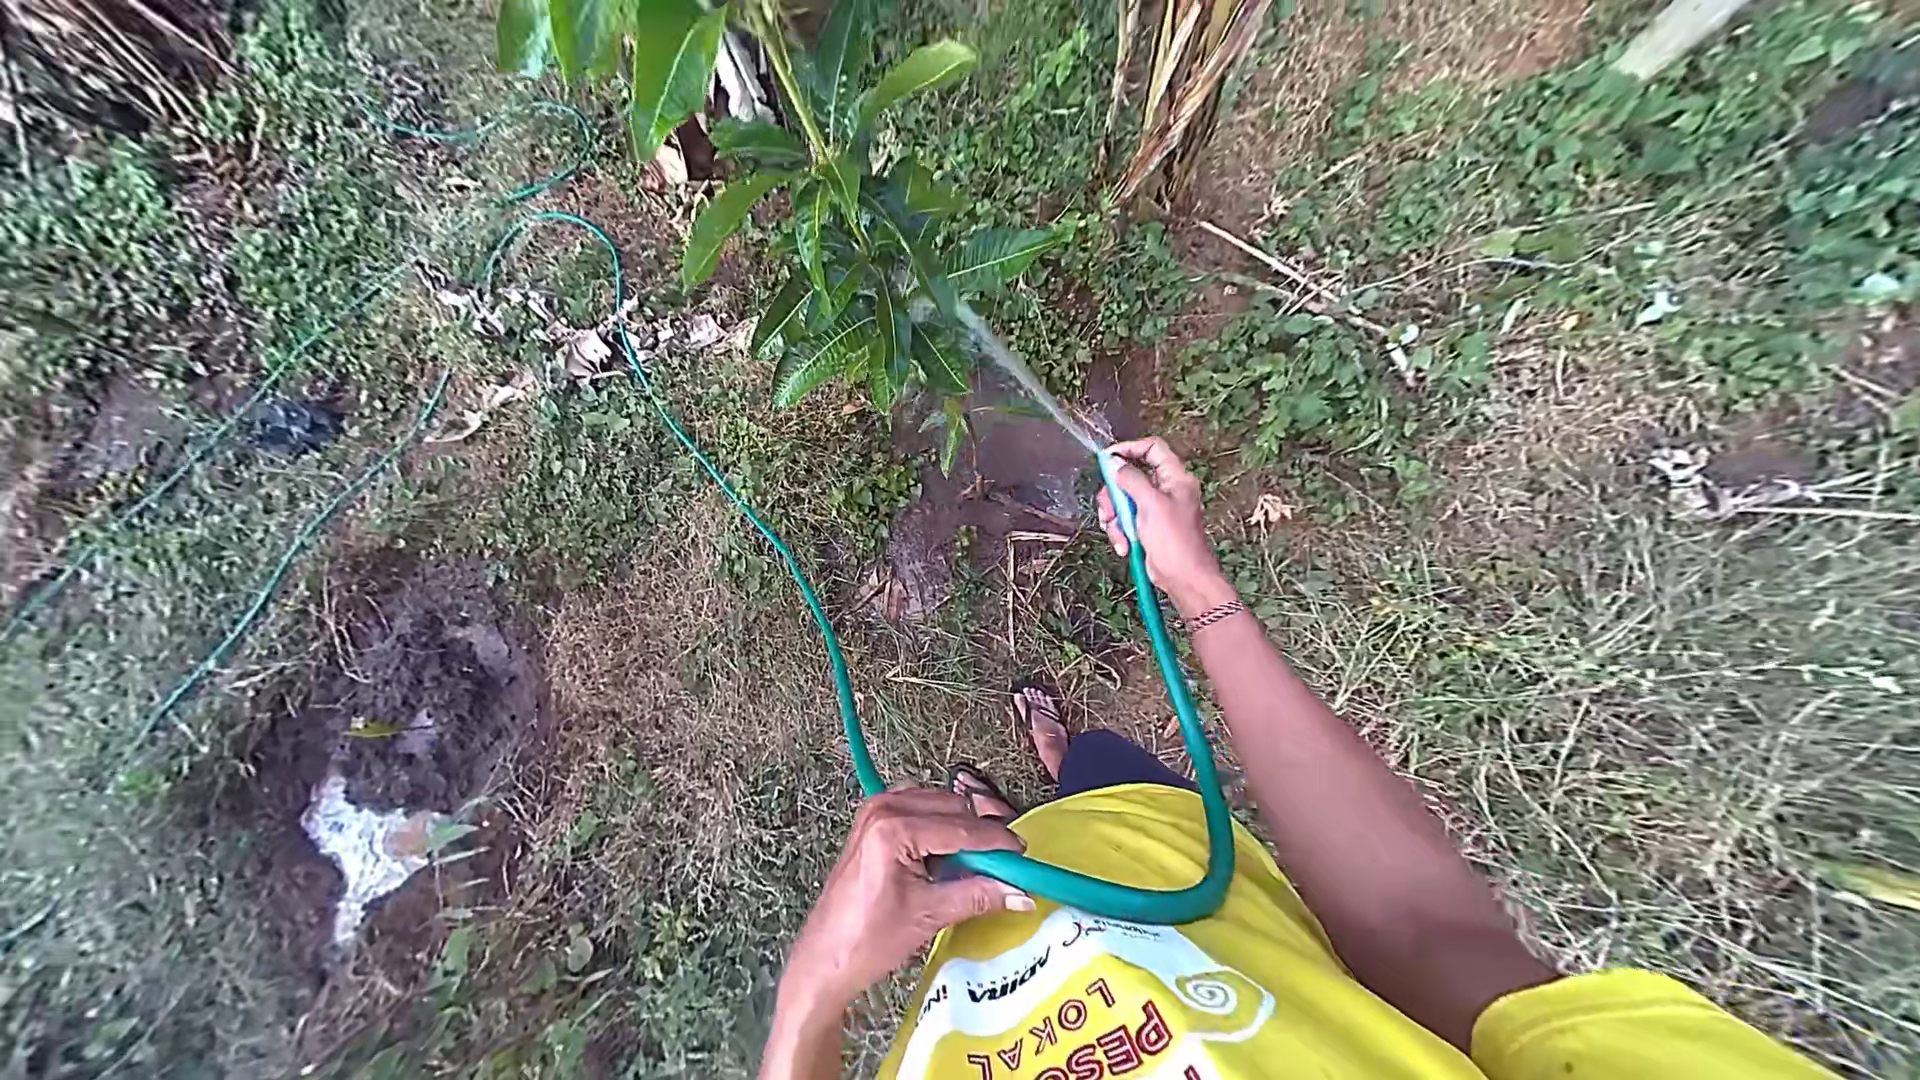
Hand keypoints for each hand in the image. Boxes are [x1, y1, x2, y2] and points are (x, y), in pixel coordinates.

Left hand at [781, 789, 1033, 1007]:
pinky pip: (921, 806)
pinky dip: (939, 824)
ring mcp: (877, 807)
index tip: (1023, 853)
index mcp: (894, 828)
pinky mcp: (875, 816)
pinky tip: (946, 854)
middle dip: (979, 835)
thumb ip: (977, 895)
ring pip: (939, 803)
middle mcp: (885, 807)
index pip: (960, 828)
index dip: (996, 841)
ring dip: (960, 828)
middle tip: (1002, 865)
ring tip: (974, 865)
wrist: (825, 957)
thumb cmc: (869, 940)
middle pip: (952, 807)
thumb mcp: (928, 916)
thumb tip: (1020, 891)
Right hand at [1097, 436, 1237, 619]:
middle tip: (1108, 511)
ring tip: (1120, 535)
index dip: (1128, 449)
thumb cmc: (1174, 542)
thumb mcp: (1150, 505)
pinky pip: (1125, 520)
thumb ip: (1131, 480)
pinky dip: (1121, 531)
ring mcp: (1156, 508)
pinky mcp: (1147, 526)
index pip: (1152, 448)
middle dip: (1114, 495)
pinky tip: (1124, 545)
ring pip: (1123, 500)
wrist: (1184, 578)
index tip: (1107, 460)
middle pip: (1130, 477)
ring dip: (1115, 518)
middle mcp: (1166, 489)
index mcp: (1175, 478)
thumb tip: (1114, 464)